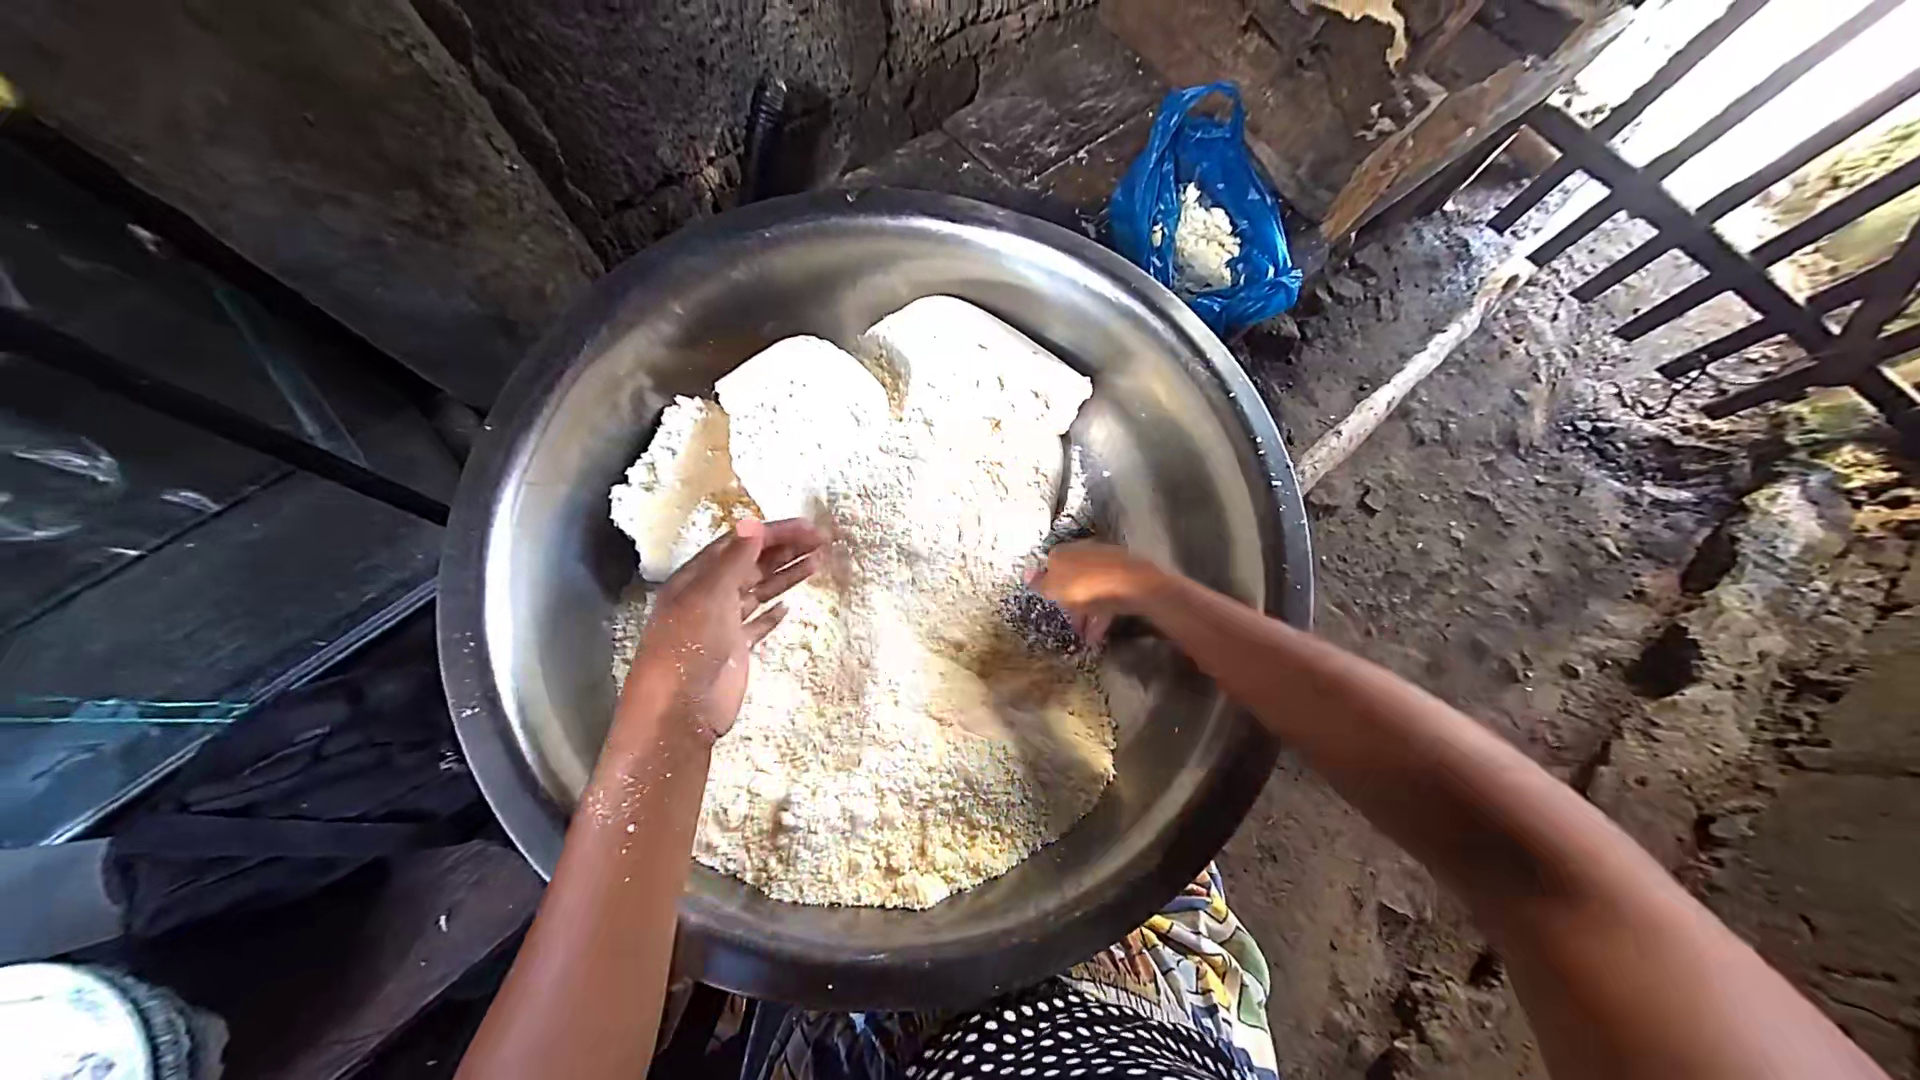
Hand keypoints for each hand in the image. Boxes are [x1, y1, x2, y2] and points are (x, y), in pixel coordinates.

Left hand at [626, 518, 824, 742]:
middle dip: (785, 549)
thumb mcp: (709, 596)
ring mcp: (724, 623)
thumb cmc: (689, 647)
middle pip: (752, 564)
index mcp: (698, 577)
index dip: (773, 532)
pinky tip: (789, 606)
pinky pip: (758, 623)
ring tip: (816, 562)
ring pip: (759, 590)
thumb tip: (753, 524)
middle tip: (821, 540)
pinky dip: (774, 613)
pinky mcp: (736, 648)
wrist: (680, 710)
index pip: (740, 544)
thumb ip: (734, 561)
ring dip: (786, 574)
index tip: (808, 528)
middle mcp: (710, 596)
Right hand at [1027, 541, 1168, 643]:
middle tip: (1069, 623)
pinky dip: (1101, 614)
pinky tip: (1098, 634)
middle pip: (1071, 578)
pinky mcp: (1124, 575)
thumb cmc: (1085, 587)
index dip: (1048, 586)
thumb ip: (1039, 583)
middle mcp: (1083, 552)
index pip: (1049, 565)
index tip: (1049, 603)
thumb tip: (1025, 573)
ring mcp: (1105, 562)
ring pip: (1090, 589)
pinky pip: (1107, 595)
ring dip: (1085, 613)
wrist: (1131, 584)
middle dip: (1069, 602)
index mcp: (1063, 552)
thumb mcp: (1054, 589)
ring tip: (1085, 637)